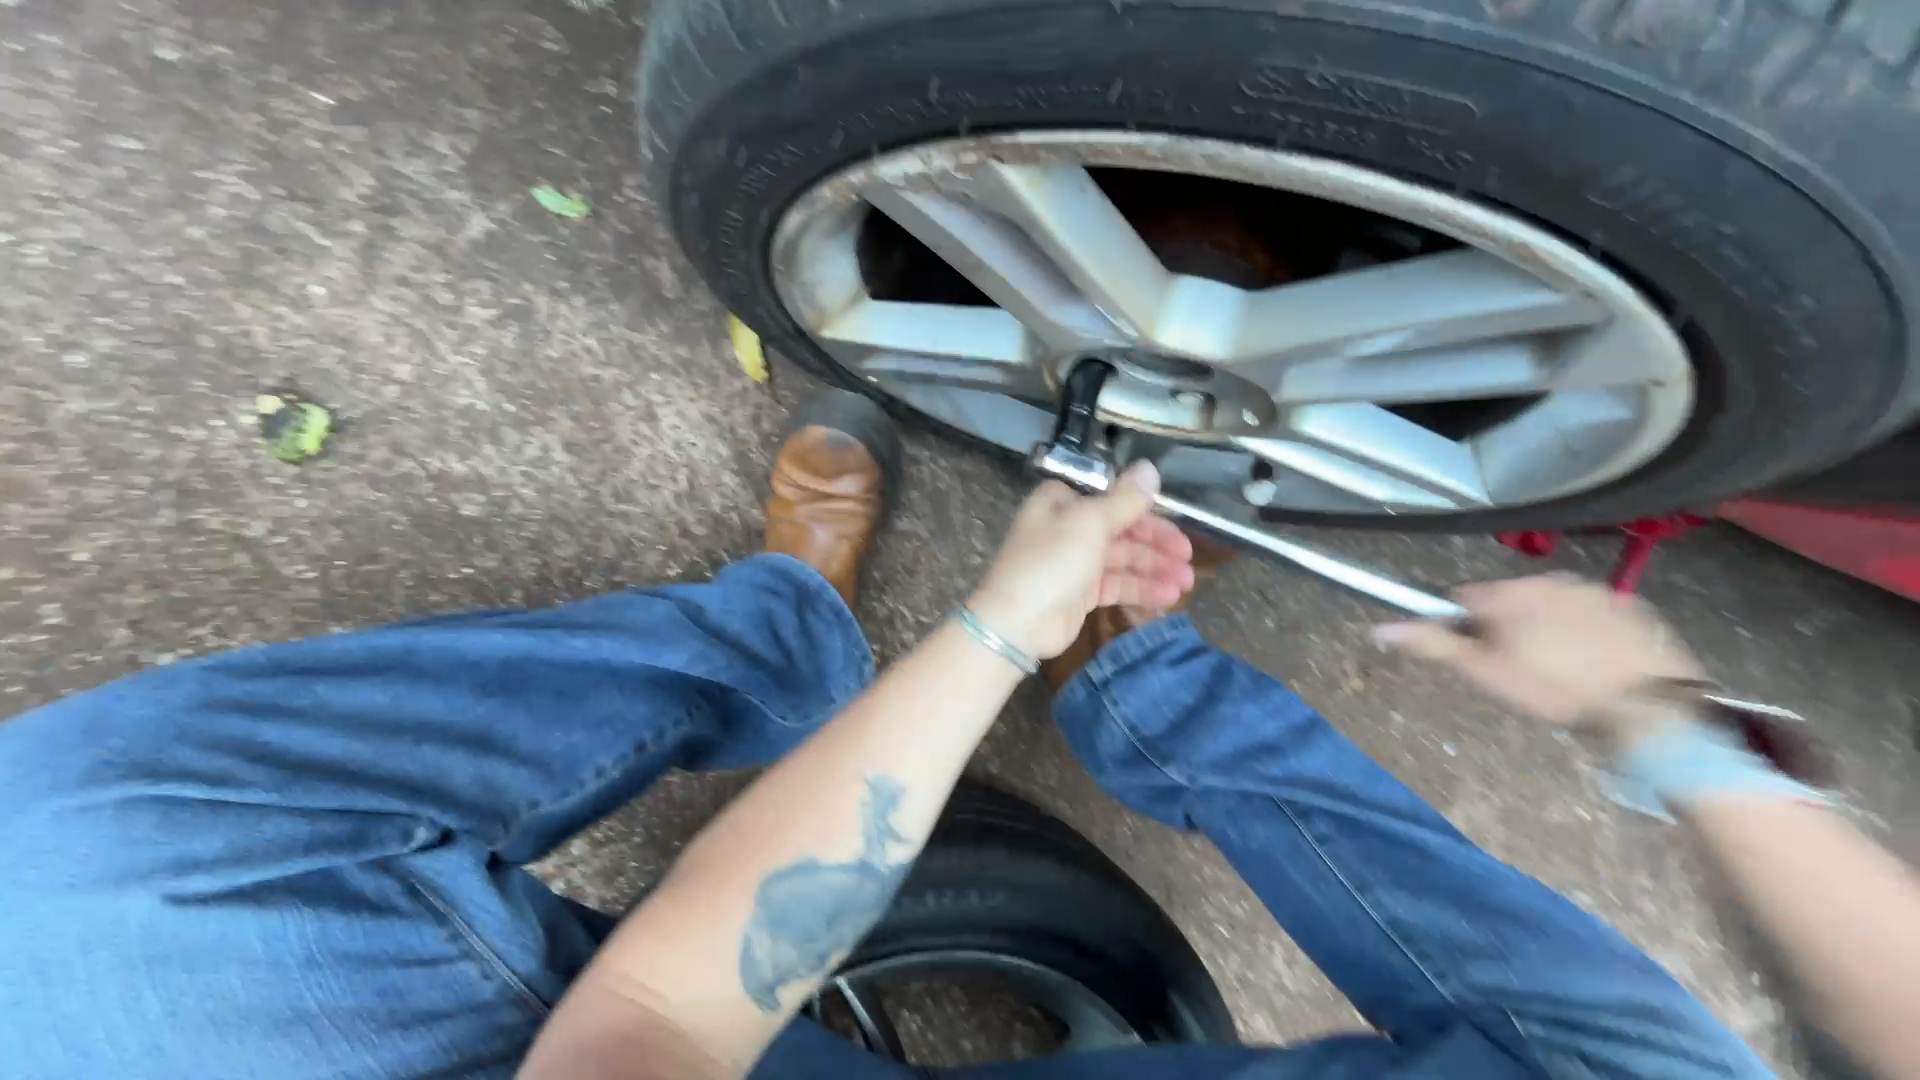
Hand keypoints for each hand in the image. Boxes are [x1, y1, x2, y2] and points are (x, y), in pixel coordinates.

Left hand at [966, 461, 1195, 659]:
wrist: (1017, 622)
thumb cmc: (1051, 561)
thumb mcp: (1089, 522)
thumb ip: (1124, 499)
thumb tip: (1151, 467)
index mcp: (1062, 503)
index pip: (1112, 499)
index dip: (1145, 512)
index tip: (1177, 525)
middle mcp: (1067, 528)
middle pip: (1121, 530)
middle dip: (1157, 544)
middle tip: (1189, 559)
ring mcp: (1073, 563)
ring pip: (1122, 560)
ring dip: (1155, 569)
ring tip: (1186, 583)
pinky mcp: (1080, 594)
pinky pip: (1116, 585)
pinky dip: (1141, 589)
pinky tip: (1167, 596)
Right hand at [1373, 574, 1705, 727]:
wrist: (1649, 707)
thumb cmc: (1556, 689)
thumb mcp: (1486, 671)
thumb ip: (1435, 644)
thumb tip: (1380, 628)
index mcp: (1510, 593)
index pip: (1464, 598)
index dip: (1464, 627)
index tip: (1479, 655)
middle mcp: (1549, 580)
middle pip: (1507, 599)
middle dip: (1505, 625)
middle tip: (1519, 667)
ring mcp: (1594, 591)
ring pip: (1548, 605)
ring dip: (1544, 626)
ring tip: (1559, 667)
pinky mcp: (1630, 607)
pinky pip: (1590, 612)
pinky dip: (1583, 630)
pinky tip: (1591, 661)